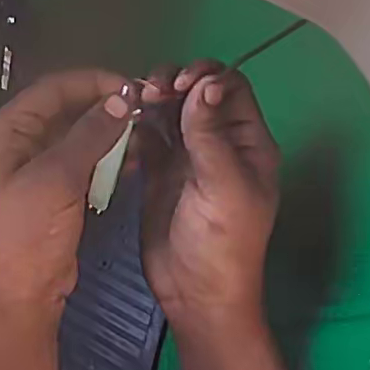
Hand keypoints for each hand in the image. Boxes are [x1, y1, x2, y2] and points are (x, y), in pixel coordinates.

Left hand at [0, 69, 134, 311]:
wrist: (19, 295)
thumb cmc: (26, 235)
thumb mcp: (58, 178)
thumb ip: (91, 134)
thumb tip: (122, 98)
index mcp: (9, 129)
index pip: (55, 88)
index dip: (95, 82)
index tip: (132, 88)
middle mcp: (20, 141)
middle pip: (68, 108)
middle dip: (106, 106)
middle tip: (144, 109)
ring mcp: (38, 166)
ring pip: (80, 134)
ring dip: (110, 132)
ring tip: (143, 132)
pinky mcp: (56, 188)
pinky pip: (84, 160)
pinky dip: (106, 157)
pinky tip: (131, 159)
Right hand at [138, 61, 280, 325]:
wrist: (194, 293)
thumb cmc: (222, 242)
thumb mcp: (223, 185)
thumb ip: (210, 134)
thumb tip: (206, 82)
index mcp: (245, 142)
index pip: (229, 88)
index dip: (205, 76)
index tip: (179, 85)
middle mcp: (216, 142)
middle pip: (195, 93)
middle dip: (173, 83)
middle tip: (150, 92)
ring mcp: (185, 156)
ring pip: (168, 111)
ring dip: (151, 101)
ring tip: (132, 105)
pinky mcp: (158, 172)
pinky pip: (146, 137)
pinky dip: (135, 127)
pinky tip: (124, 131)